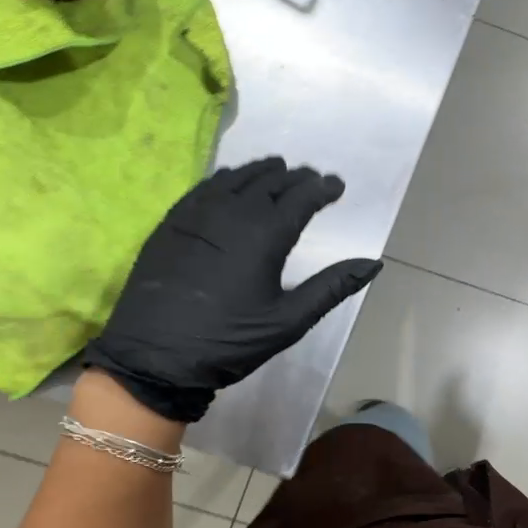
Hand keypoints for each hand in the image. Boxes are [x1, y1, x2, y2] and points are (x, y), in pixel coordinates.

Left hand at [86, 158, 382, 422]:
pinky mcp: (173, 222)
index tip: (337, 186)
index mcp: (265, 235)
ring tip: (278, 171)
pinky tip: (232, 183)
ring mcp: (198, 214)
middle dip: (296, 177)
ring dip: (262, 172)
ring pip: (237, 177)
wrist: (154, 357)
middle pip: (271, 181)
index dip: (323, 188)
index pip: (302, 196)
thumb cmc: (229, 341)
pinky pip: (205, 187)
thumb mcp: (289, 321)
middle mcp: (233, 212)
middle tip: (312, 179)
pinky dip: (227, 179)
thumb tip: (373, 264)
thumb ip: (332, 287)